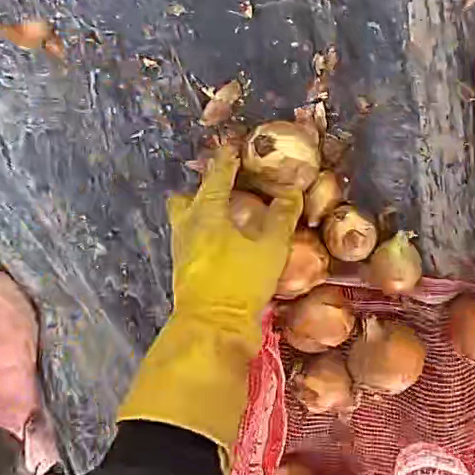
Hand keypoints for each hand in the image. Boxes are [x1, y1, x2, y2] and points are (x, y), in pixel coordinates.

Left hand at [119, 147, 302, 455]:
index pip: (216, 175)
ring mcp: (183, 251)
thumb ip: (282, 216)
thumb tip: (291, 191)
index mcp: (206, 211)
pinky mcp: (187, 272)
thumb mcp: (270, 245)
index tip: (234, 147)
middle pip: (187, 199)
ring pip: (188, 222)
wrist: (213, 328)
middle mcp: (187, 226)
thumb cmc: (239, 280)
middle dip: (202, 190)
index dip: (226, 159)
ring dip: (202, 215)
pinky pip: (195, 243)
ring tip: (228, 216)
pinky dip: (208, 237)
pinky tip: (227, 244)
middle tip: (225, 188)